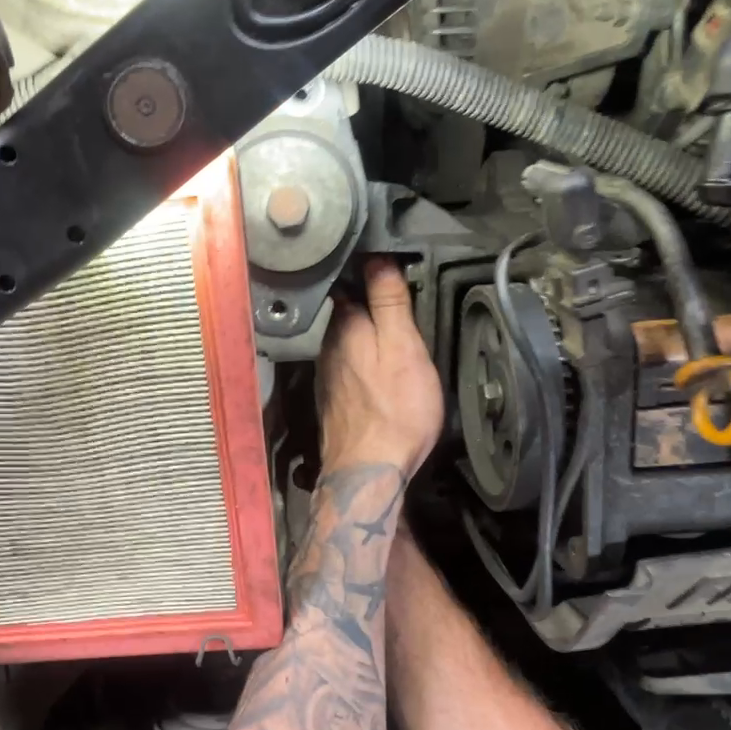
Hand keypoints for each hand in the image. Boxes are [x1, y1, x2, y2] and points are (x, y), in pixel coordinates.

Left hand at [317, 257, 443, 477]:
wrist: (368, 470)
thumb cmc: (395, 411)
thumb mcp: (403, 347)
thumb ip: (389, 302)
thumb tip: (377, 259)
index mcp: (345, 325)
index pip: (349, 280)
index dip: (368, 270)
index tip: (389, 264)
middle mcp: (328, 345)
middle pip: (346, 310)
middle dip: (366, 301)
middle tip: (397, 296)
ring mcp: (326, 372)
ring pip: (345, 338)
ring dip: (364, 332)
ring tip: (391, 331)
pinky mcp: (332, 396)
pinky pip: (346, 364)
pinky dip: (360, 358)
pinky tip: (377, 368)